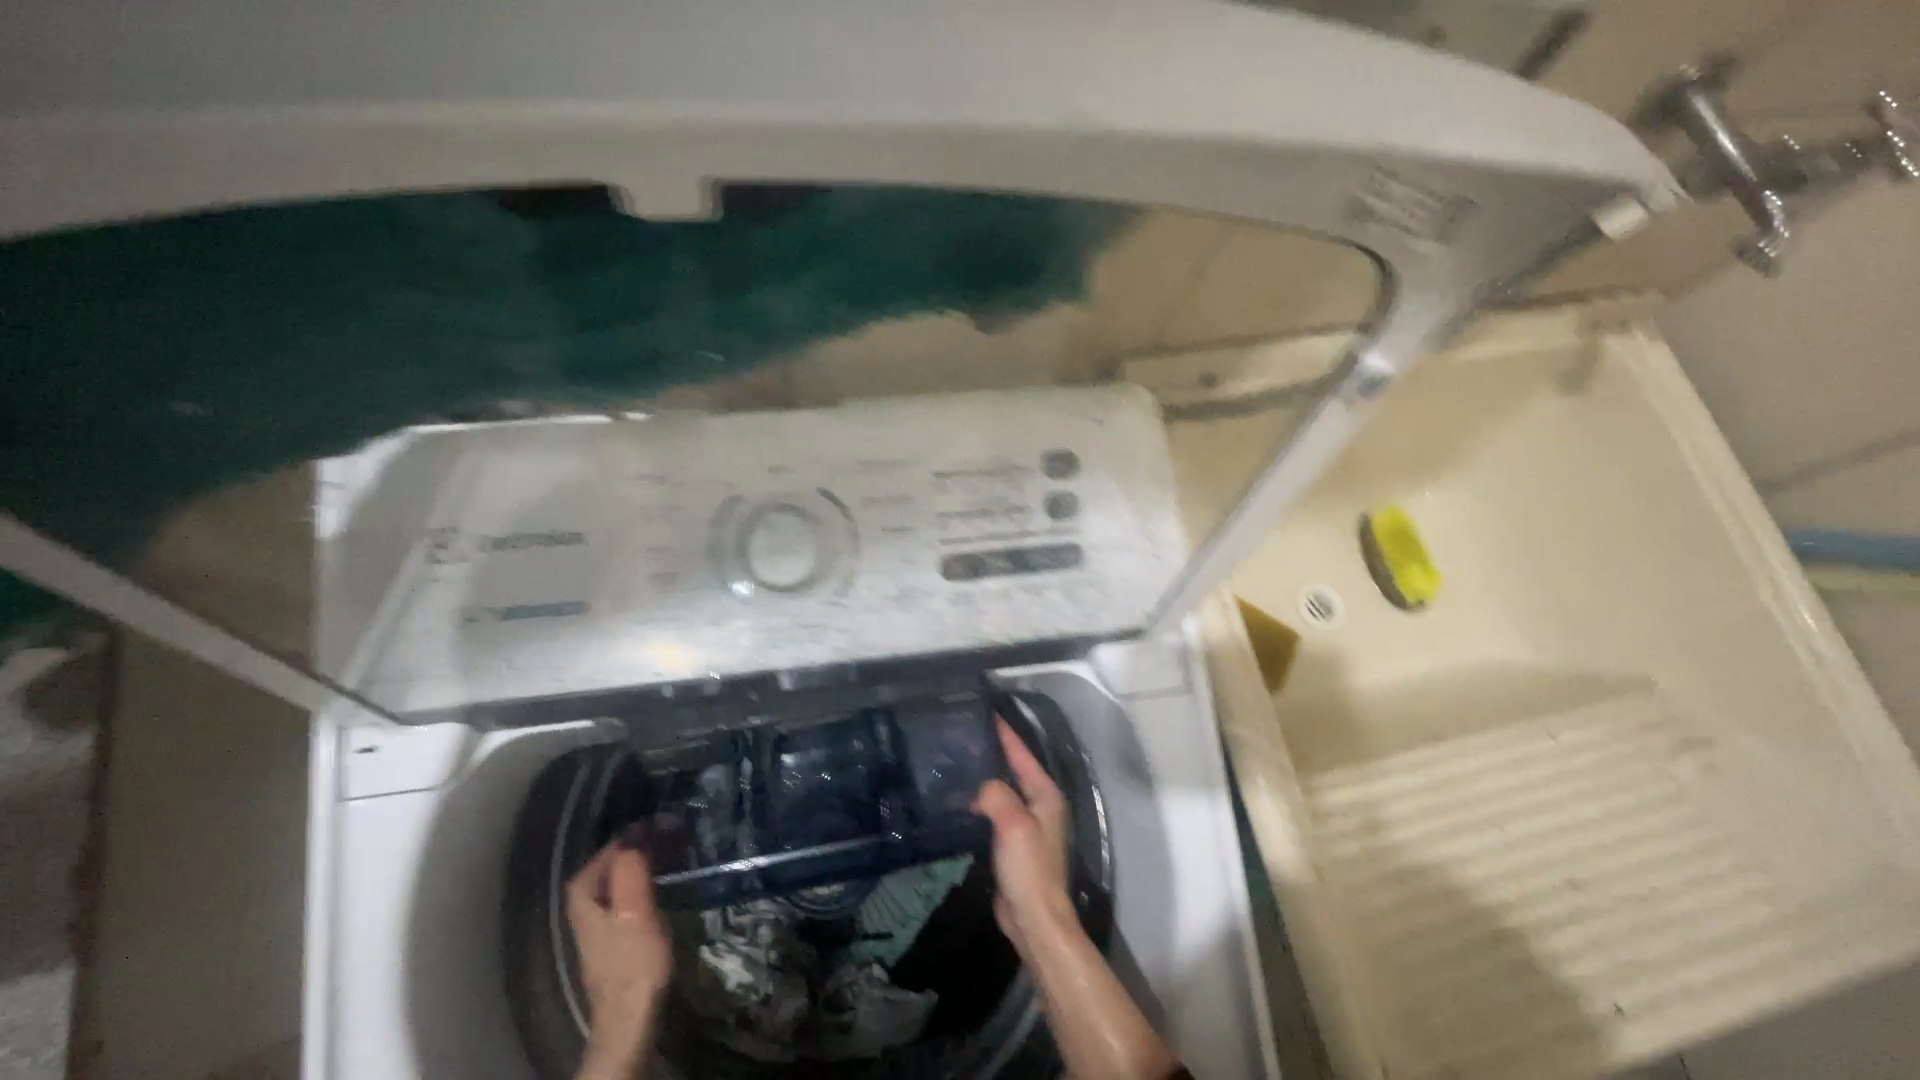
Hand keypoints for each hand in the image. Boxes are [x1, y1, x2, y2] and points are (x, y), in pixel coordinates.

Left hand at [567, 832, 671, 1079]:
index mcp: (583, 889)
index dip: (644, 830)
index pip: (616, 843)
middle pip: (618, 857)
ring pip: (625, 872)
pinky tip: (668, 878)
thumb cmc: (633, 961)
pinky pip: (631, 887)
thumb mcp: (635, 910)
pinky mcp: (615, 927)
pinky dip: (649, 877)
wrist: (630, 1016)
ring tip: (679, 848)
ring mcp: (598, 913)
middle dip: (646, 842)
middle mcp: (584, 897)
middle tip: (680, 832)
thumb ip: (631, 869)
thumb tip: (636, 829)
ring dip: (649, 859)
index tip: (674, 822)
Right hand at [972, 717, 1074, 955]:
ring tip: (953, 763)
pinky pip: (994, 812)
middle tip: (959, 737)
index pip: (1021, 753)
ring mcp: (1027, 824)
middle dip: (990, 752)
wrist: (1034, 918)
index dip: (1003, 732)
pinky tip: (958, 800)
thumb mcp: (1012, 823)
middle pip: (1012, 769)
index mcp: (1045, 794)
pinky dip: (979, 802)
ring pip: (1001, 790)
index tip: (982, 711)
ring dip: (982, 778)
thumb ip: (996, 794)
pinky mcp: (1013, 843)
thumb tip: (978, 787)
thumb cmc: (1029, 868)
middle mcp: (1039, 804)